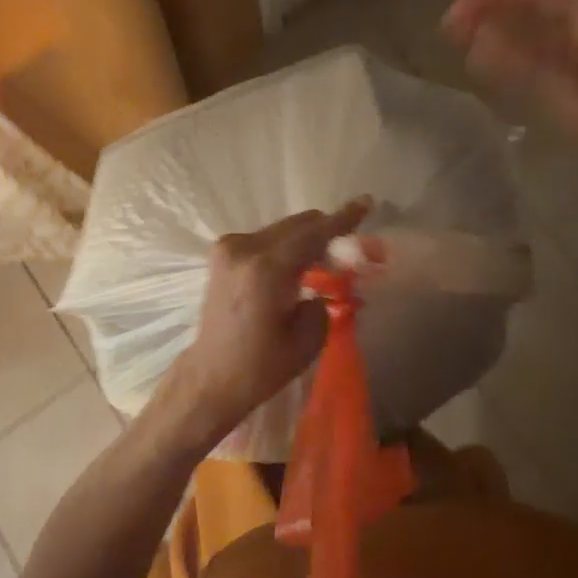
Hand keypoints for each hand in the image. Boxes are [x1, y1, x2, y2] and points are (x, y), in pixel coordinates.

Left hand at [160, 200, 370, 440]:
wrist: (212, 375)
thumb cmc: (261, 366)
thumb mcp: (308, 338)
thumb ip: (326, 297)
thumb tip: (333, 277)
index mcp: (266, 269)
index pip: (314, 234)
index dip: (343, 219)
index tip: (365, 202)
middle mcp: (245, 248)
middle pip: (298, 225)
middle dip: (327, 231)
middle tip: (350, 249)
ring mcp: (229, 247)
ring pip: (283, 229)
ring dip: (307, 239)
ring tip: (326, 263)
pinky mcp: (223, 253)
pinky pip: (267, 238)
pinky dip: (287, 245)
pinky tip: (299, 266)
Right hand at [443, 0, 577, 190]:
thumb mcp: (571, 91)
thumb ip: (522, 59)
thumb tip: (475, 33)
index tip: (450, 20)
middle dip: (493, 6)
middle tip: (452, 31)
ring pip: (548, 9)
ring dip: (507, 21)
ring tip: (470, 41)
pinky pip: (559, 28)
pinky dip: (528, 37)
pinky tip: (507, 56)